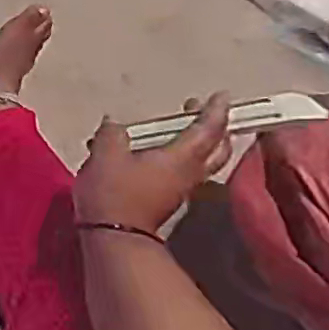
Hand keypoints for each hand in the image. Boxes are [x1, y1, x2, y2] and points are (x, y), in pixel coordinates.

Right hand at [74, 92, 232, 233]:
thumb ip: (113, 134)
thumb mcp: (106, 154)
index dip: (215, 111)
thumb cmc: (114, 190)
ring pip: (204, 161)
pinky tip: (160, 151)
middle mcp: (189, 172)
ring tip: (183, 129)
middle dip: (216, 128)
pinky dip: (182, 156)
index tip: (222, 96)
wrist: (114, 233)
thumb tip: (115, 123)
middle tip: (203, 112)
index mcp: (180, 158)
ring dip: (202, 143)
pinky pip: (187, 170)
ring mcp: (181, 188)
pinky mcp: (169, 197)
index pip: (206, 130)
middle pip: (217, 149)